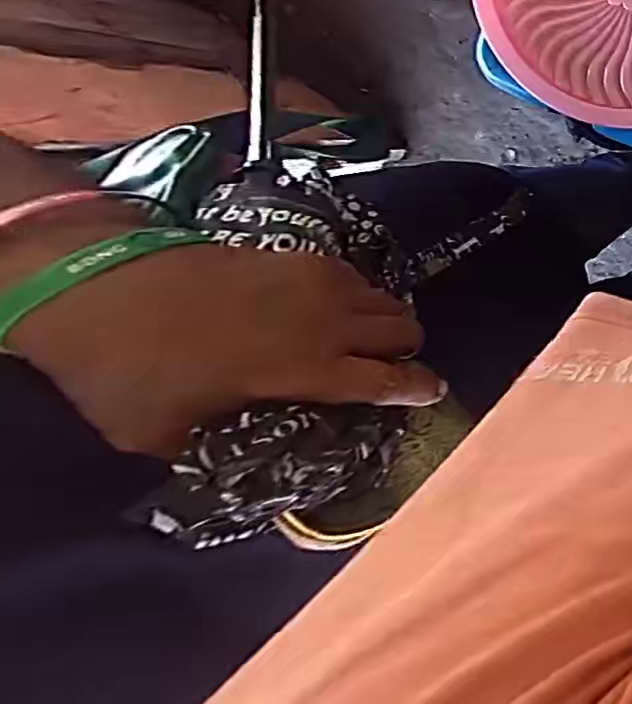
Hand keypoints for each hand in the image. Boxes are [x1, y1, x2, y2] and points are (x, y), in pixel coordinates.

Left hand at [6, 237, 436, 457]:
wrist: (108, 288)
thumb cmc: (130, 368)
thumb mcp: (157, 431)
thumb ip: (214, 444)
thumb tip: (239, 457)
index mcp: (305, 368)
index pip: (388, 380)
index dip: (418, 388)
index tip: (434, 393)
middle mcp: (334, 325)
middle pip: (406, 333)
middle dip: (405, 350)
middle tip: (385, 362)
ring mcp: (329, 287)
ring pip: (392, 304)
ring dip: (387, 323)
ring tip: (363, 335)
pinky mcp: (317, 261)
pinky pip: (364, 282)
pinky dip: (361, 299)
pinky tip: (330, 309)